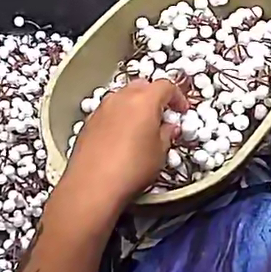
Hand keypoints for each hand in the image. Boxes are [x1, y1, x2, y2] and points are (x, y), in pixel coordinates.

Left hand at [60, 79, 186, 212]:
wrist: (92, 185)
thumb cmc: (131, 169)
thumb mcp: (160, 152)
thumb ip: (167, 133)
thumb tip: (168, 127)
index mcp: (144, 100)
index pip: (165, 86)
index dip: (177, 97)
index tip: (181, 110)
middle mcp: (121, 98)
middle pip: (142, 86)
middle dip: (155, 97)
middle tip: (163, 116)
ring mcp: (102, 108)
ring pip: (123, 97)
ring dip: (135, 106)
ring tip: (143, 127)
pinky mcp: (89, 122)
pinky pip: (109, 111)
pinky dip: (119, 117)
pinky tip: (123, 137)